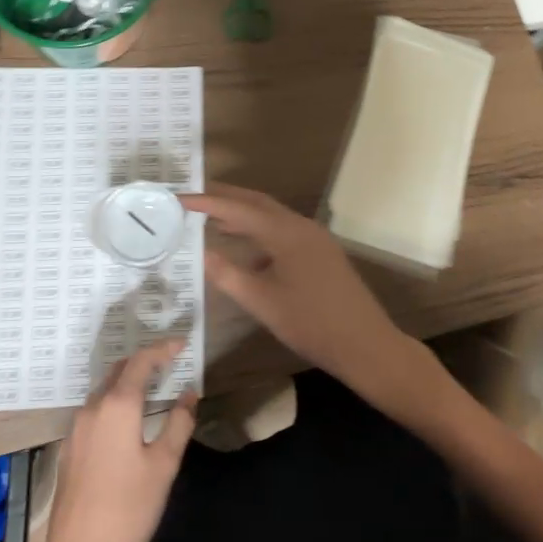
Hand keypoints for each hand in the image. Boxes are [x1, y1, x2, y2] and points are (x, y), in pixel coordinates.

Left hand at [41, 341, 196, 541]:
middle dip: (142, 361)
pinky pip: (93, 412)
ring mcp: (75, 430)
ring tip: (151, 387)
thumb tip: (189, 393)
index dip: (162, 348)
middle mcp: (91, 409)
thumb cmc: (130, 509)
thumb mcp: (164, 464)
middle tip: (168, 362)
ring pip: (103, 391)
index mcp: (116, 406)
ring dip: (126, 383)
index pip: (140, 362)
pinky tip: (127, 421)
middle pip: (117, 371)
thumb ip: (179, 422)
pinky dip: (113, 403)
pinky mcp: (68, 450)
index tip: (182, 344)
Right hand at [183, 184, 424, 408]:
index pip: (238, 208)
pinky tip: (244, 250)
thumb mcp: (262, 302)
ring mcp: (314, 238)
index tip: (177, 197)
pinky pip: (282, 232)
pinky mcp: (320, 253)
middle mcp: (301, 226)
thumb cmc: (311, 323)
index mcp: (285, 232)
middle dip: (225, 197)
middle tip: (192, 197)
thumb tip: (200, 252)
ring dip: (242, 214)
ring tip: (210, 218)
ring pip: (271, 216)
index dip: (206, 202)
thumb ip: (228, 275)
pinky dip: (259, 233)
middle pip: (257, 202)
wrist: (365, 344)